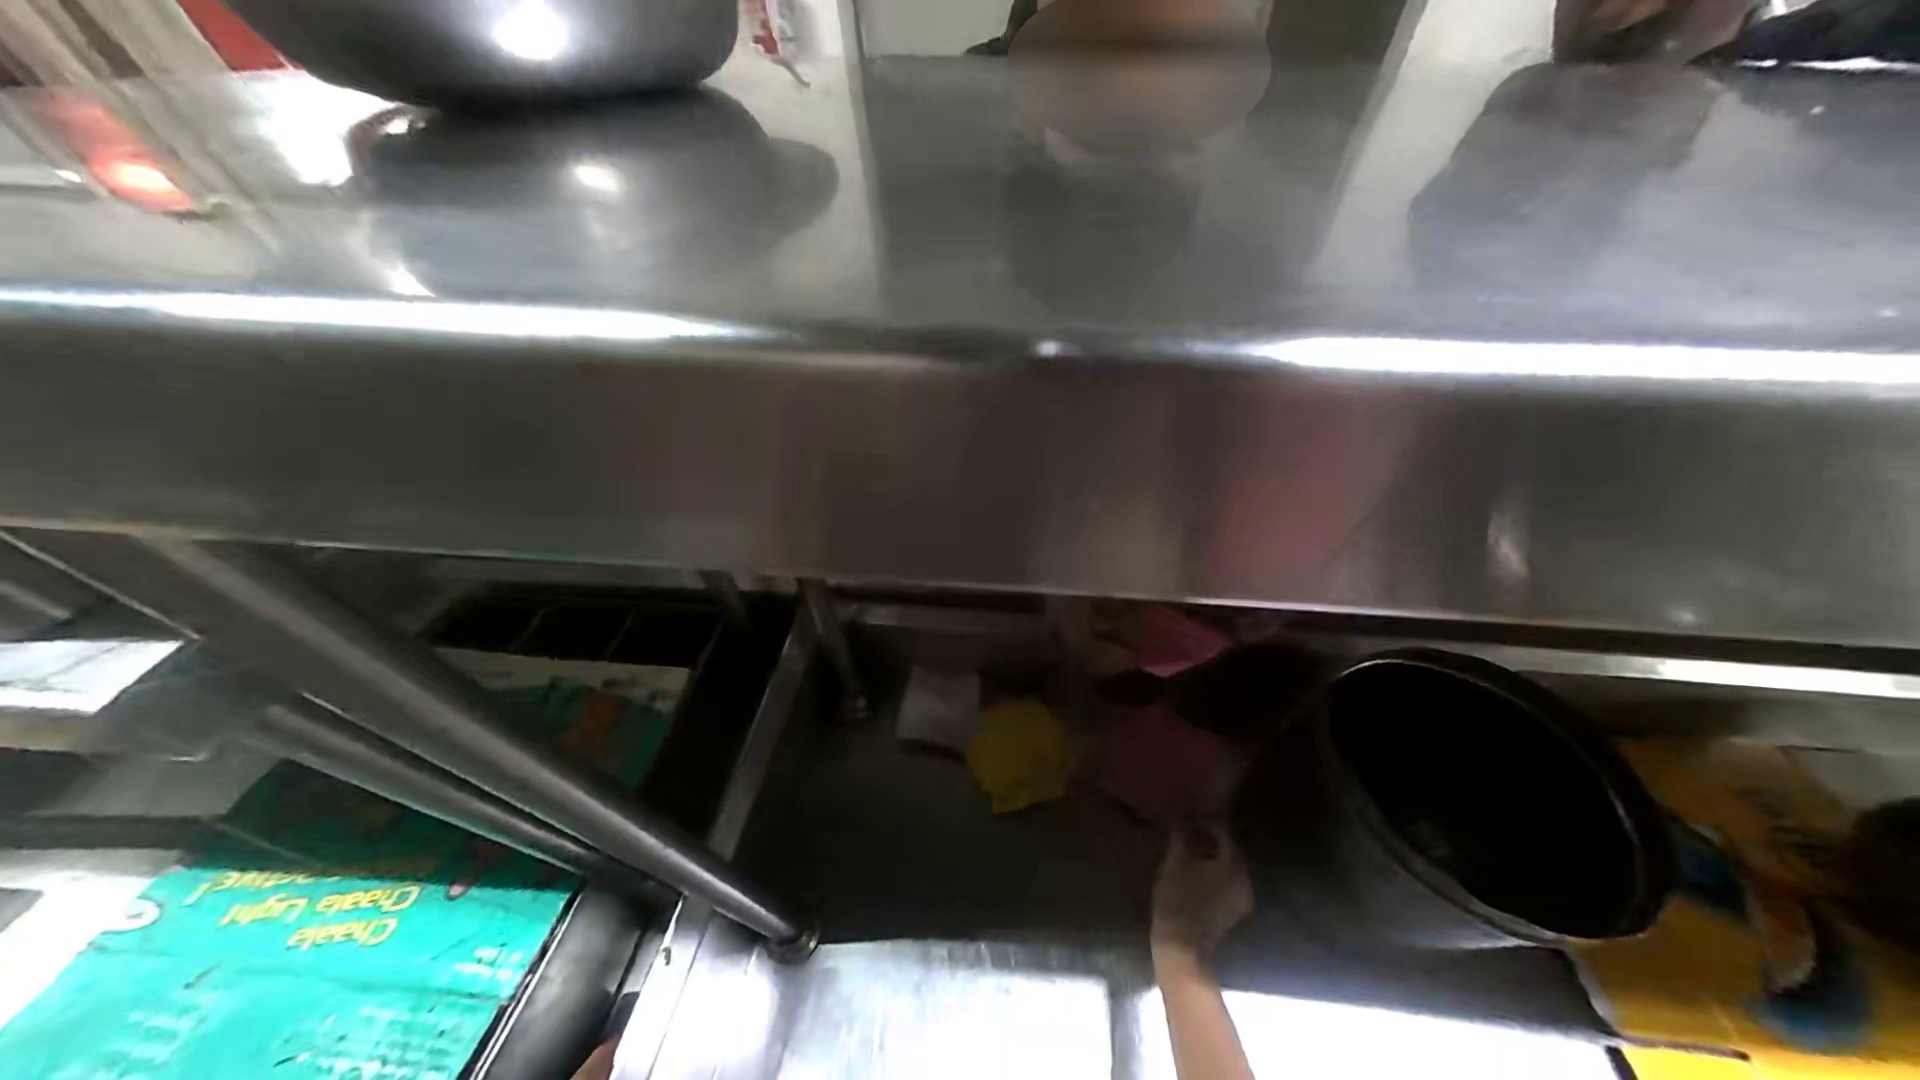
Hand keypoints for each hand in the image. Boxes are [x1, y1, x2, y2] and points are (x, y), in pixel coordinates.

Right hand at [1151, 823, 1252, 963]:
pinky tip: (1196, 868)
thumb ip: (1182, 836)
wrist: (1183, 948)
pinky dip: (1213, 871)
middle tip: (1189, 828)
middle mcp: (1245, 880)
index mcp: (1234, 865)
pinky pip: (1226, 881)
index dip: (1207, 821)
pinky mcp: (1233, 911)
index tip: (1191, 814)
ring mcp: (1241, 899)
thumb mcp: (1175, 861)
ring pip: (1228, 866)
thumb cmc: (1179, 900)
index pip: (1225, 832)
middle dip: (1211, 838)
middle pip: (1230, 850)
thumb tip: (1183, 819)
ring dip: (1212, 855)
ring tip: (1190, 847)